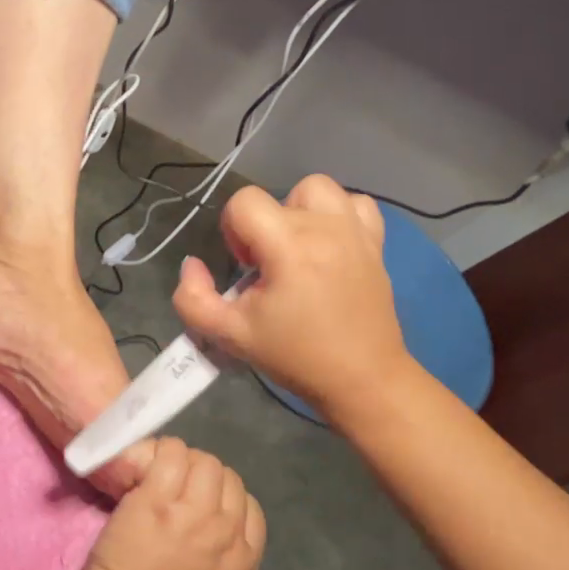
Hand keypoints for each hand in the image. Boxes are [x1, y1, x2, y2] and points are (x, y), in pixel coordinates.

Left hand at [80, 439, 265, 569]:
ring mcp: (192, 513)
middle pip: (227, 478)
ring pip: (203, 461)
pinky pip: (170, 454)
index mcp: (245, 562)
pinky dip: (160, 450)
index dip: (225, 495)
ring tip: (158, 469)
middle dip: (203, 473)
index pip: (250, 506)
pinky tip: (144, 462)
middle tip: (176, 481)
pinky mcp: (157, 498)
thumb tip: (225, 541)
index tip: (201, 498)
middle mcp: (225, 531)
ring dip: (182, 458)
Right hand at [173, 178, 413, 416]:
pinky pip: (357, 204)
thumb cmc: (295, 356)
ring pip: (318, 189)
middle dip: (262, 226)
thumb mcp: (229, 335)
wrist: (364, 380)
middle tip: (268, 267)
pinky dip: (340, 215)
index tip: (246, 268)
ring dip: (300, 211)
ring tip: (298, 248)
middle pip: (277, 195)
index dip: (233, 230)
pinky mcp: (376, 244)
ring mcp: (356, 233)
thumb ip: (193, 299)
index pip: (245, 201)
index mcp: (290, 246)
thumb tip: (192, 265)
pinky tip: (330, 244)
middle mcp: (326, 228)